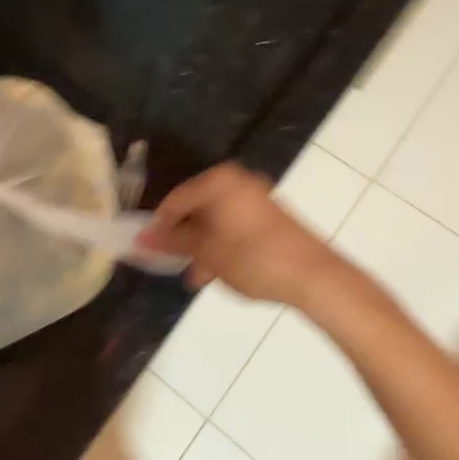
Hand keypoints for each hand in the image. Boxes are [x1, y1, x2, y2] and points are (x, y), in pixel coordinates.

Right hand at [139, 163, 343, 306]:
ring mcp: (257, 199)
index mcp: (219, 181)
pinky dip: (224, 246)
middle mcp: (238, 182)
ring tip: (199, 277)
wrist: (316, 277)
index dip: (160, 227)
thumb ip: (172, 242)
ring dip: (204, 248)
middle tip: (174, 264)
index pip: (175, 200)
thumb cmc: (253, 258)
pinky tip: (221, 273)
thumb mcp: (207, 251)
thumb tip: (142, 238)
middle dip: (184, 240)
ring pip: (217, 221)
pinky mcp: (271, 217)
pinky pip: (235, 227)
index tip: (149, 250)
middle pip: (197, 209)